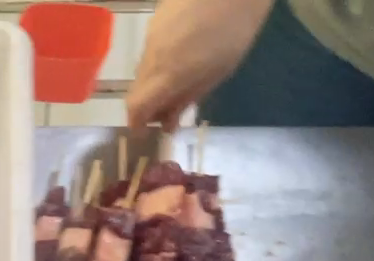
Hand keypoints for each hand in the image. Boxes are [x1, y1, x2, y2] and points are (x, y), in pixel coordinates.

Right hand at [126, 0, 272, 130]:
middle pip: (136, 90)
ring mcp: (151, 35)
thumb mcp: (219, 71)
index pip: (136, 108)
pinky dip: (160, 57)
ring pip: (143, 68)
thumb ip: (188, 98)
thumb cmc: (238, 26)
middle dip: (148, 103)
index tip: (146, 130)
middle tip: (168, 106)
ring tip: (180, 73)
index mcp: (168, 75)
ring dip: (154, 79)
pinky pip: (152, 47)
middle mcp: (152, 57)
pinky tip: (183, 45)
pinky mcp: (156, 17)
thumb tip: (168, 122)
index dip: (137, 123)